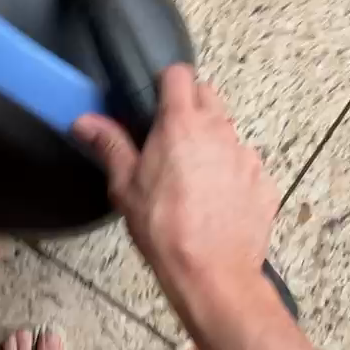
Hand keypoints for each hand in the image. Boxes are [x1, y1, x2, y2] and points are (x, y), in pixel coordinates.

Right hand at [73, 65, 277, 311]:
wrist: (213, 275)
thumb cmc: (165, 229)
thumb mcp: (125, 186)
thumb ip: (109, 144)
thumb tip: (84, 121)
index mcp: (181, 124)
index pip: (179, 74)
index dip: (165, 81)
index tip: (155, 99)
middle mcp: (219, 130)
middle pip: (207, 94)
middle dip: (189, 105)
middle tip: (169, 135)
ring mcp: (246, 155)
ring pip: (227, 130)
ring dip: (210, 140)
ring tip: (192, 174)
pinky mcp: (264, 181)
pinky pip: (245, 163)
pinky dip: (232, 172)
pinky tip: (215, 199)